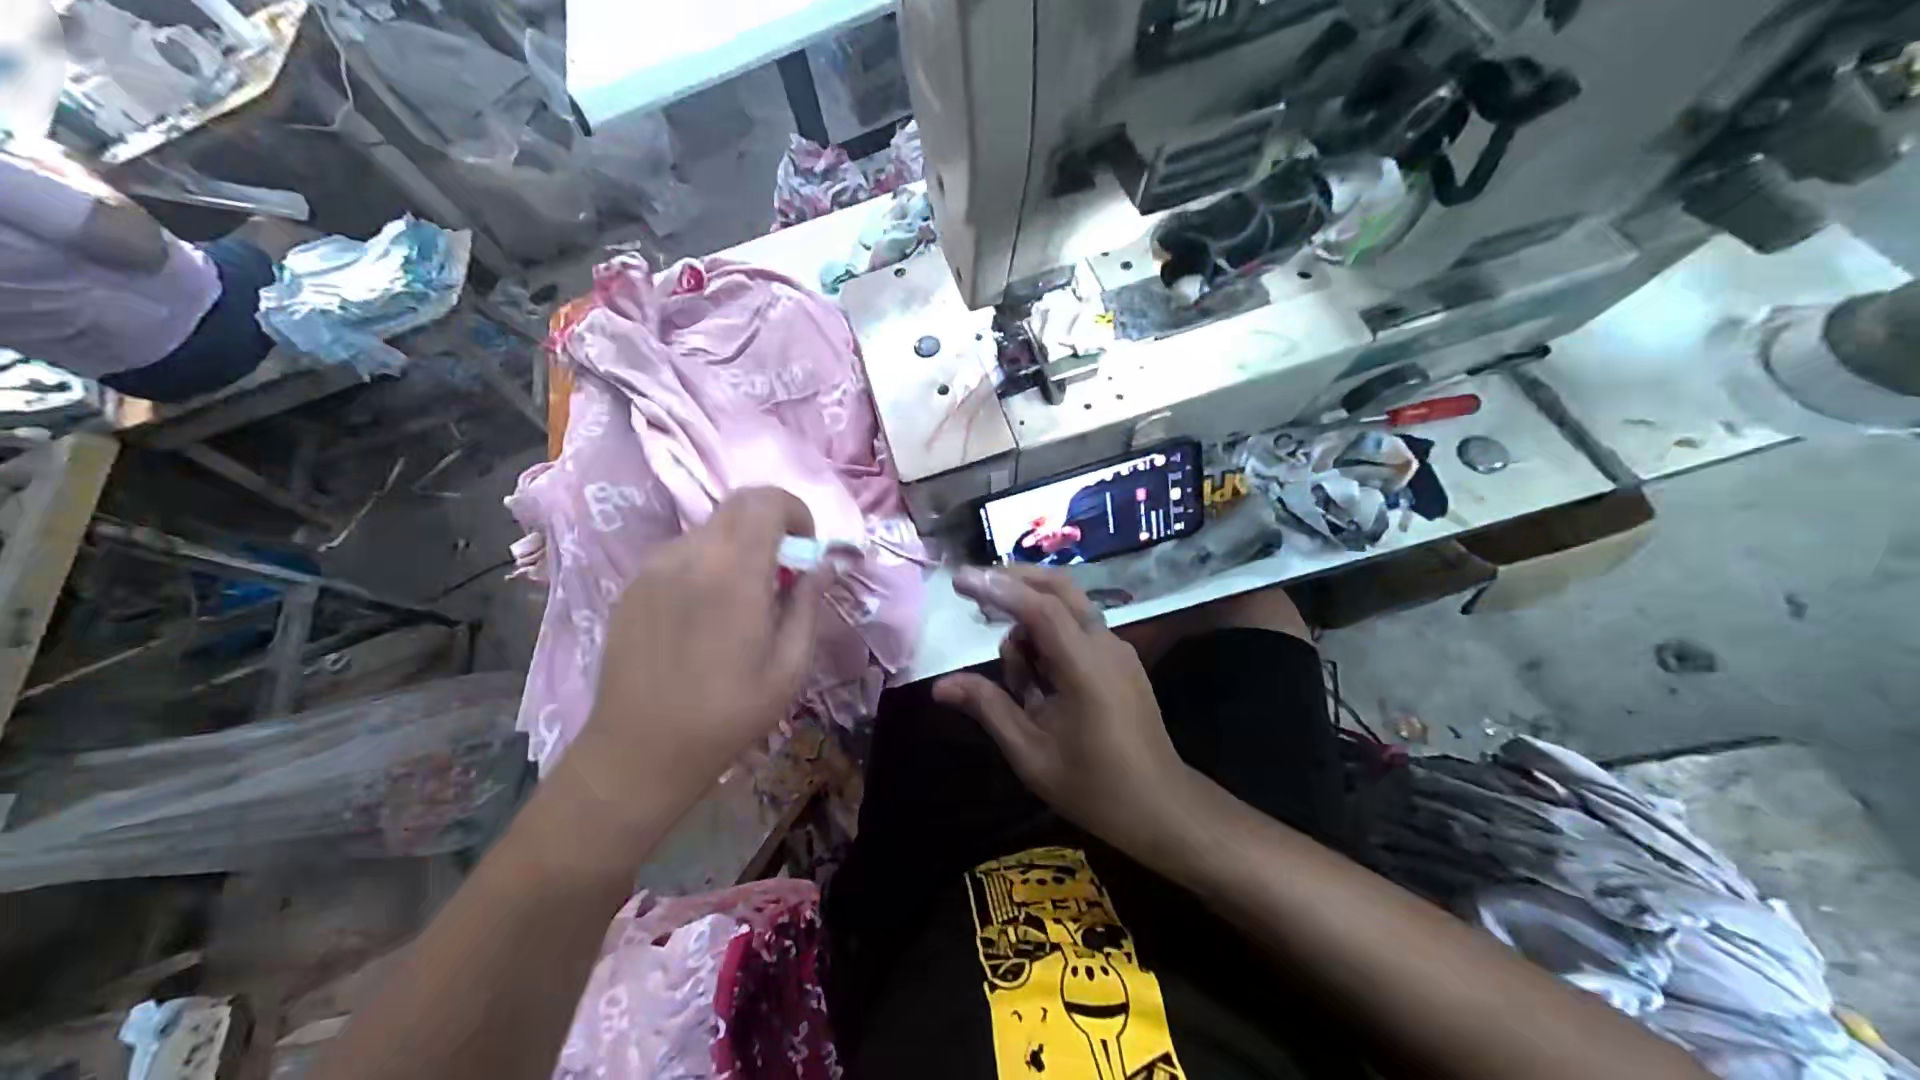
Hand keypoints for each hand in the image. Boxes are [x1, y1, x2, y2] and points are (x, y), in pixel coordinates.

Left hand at [569, 488, 825, 808]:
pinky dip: (706, 567)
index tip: (805, 549)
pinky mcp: (632, 586)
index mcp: (733, 572)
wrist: (640, 750)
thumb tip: (822, 565)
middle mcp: (689, 555)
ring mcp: (653, 567)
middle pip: (737, 506)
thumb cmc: (728, 713)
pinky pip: (681, 556)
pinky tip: (703, 619)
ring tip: (740, 605)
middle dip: (770, 527)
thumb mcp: (789, 667)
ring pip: (709, 531)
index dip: (795, 511)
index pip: (765, 500)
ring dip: (737, 549)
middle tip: (780, 575)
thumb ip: (809, 604)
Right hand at [935, 566, 1200, 855]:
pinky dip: (1049, 636)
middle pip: (1059, 588)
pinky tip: (1038, 679)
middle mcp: (1106, 646)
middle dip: (1014, 580)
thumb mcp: (1030, 753)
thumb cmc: (1093, 786)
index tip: (958, 580)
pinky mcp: (1120, 660)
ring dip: (1031, 622)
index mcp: (1085, 667)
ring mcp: (1118, 650)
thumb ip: (987, 707)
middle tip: (974, 593)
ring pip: (1067, 608)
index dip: (997, 588)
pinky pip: (1078, 629)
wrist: (1161, 807)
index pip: (1039, 608)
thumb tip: (940, 685)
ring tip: (1019, 683)